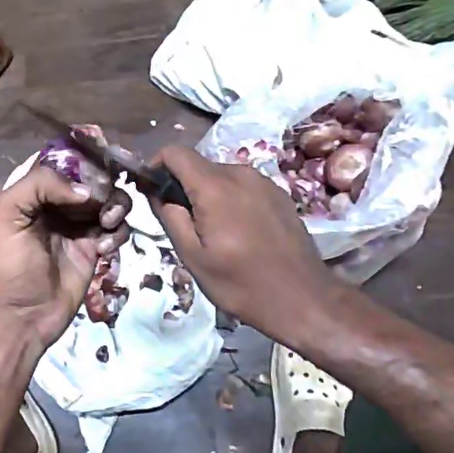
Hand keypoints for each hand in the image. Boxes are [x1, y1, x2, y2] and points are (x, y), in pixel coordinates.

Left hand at [0, 165, 131, 347]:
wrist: (22, 314)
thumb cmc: (9, 263)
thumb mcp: (6, 213)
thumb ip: (39, 185)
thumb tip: (87, 190)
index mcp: (33, 189)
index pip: (63, 159)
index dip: (84, 155)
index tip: (103, 156)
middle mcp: (58, 202)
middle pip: (94, 177)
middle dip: (105, 184)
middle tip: (101, 203)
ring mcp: (79, 224)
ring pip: (111, 200)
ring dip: (116, 206)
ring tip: (106, 223)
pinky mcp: (95, 247)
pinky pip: (118, 228)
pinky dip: (116, 233)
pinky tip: (101, 249)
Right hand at [148, 146, 343, 343]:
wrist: (302, 299)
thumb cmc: (240, 284)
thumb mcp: (192, 257)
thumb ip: (170, 218)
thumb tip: (156, 193)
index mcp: (215, 187)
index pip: (176, 153)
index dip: (157, 165)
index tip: (151, 189)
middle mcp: (240, 174)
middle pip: (199, 166)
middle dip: (182, 186)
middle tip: (179, 222)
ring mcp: (264, 183)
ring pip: (221, 176)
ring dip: (207, 195)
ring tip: (210, 232)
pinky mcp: (279, 195)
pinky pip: (242, 187)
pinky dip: (229, 200)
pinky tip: (236, 231)